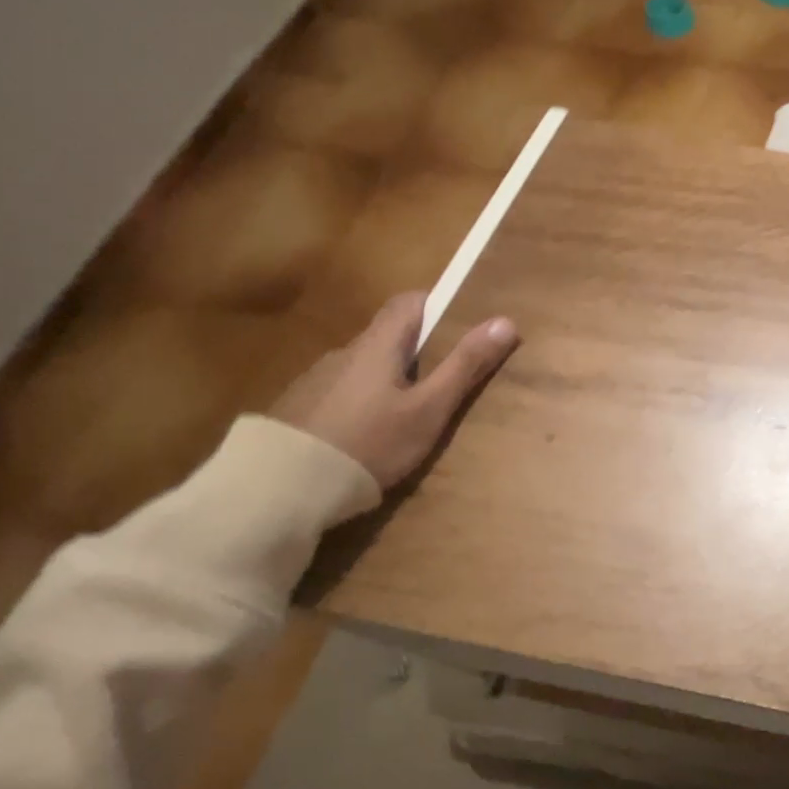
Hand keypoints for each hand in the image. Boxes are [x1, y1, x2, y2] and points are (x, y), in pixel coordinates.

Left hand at [268, 292, 518, 487]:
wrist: (282, 486)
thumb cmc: (371, 442)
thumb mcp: (429, 408)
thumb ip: (465, 366)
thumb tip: (505, 321)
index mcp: (378, 346)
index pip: (408, 302)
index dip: (436, 306)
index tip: (458, 328)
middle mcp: (343, 353)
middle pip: (386, 337)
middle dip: (416, 352)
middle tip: (439, 385)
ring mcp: (315, 380)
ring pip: (362, 367)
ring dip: (386, 380)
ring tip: (401, 418)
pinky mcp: (296, 409)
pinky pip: (338, 393)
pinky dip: (358, 403)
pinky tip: (364, 436)